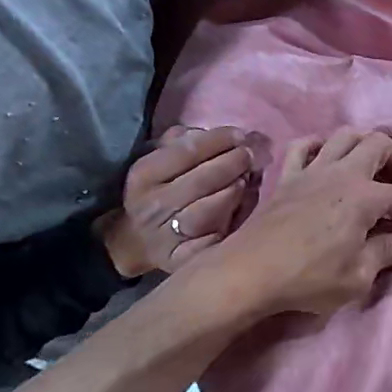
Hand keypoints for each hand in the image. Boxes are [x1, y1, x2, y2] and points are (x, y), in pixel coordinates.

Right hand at [100, 126, 252, 278]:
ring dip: (236, 191)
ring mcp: (167, 235)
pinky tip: (242, 208)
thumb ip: (183, 141)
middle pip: (204, 179)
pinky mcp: (182, 259)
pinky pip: (214, 239)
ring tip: (246, 179)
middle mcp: (153, 205)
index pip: (187, 151)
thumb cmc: (158, 190)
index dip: (219, 140)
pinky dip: (233, 222)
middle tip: (254, 154)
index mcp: (144, 175)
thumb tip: (219, 133)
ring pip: (211, 209)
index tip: (241, 135)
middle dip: (235, 162)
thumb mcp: (159, 160)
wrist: (137, 240)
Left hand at [205, 129, 391, 319]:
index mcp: (365, 196)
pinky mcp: (287, 176)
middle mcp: (342, 173)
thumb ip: (389, 254)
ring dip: (363, 143)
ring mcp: (312, 170)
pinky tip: (324, 158)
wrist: (249, 273)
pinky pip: (303, 146)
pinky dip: (318, 145)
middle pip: (380, 144)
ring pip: (344, 134)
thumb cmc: (308, 277)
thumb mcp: (358, 276)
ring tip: (370, 165)